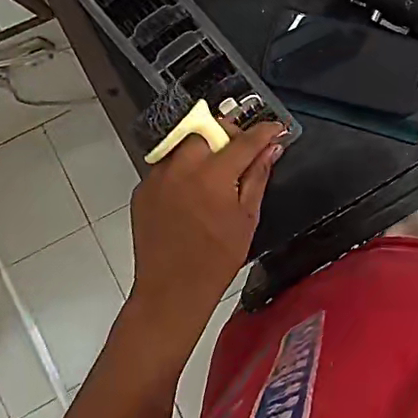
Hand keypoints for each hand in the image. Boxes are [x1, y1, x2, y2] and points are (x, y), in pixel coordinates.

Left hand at [128, 121, 285, 315]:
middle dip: (227, 134)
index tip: (274, 129)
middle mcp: (181, 169)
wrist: (172, 289)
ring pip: (184, 145)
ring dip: (203, 149)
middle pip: (206, 131)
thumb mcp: (248, 216)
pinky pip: (167, 166)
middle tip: (242, 151)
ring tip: (217, 172)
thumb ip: (258, 176)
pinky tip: (195, 191)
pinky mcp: (143, 190)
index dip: (264, 131)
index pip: (244, 140)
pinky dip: (184, 169)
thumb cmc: (215, 258)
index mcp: (213, 176)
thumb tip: (271, 149)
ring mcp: (157, 178)